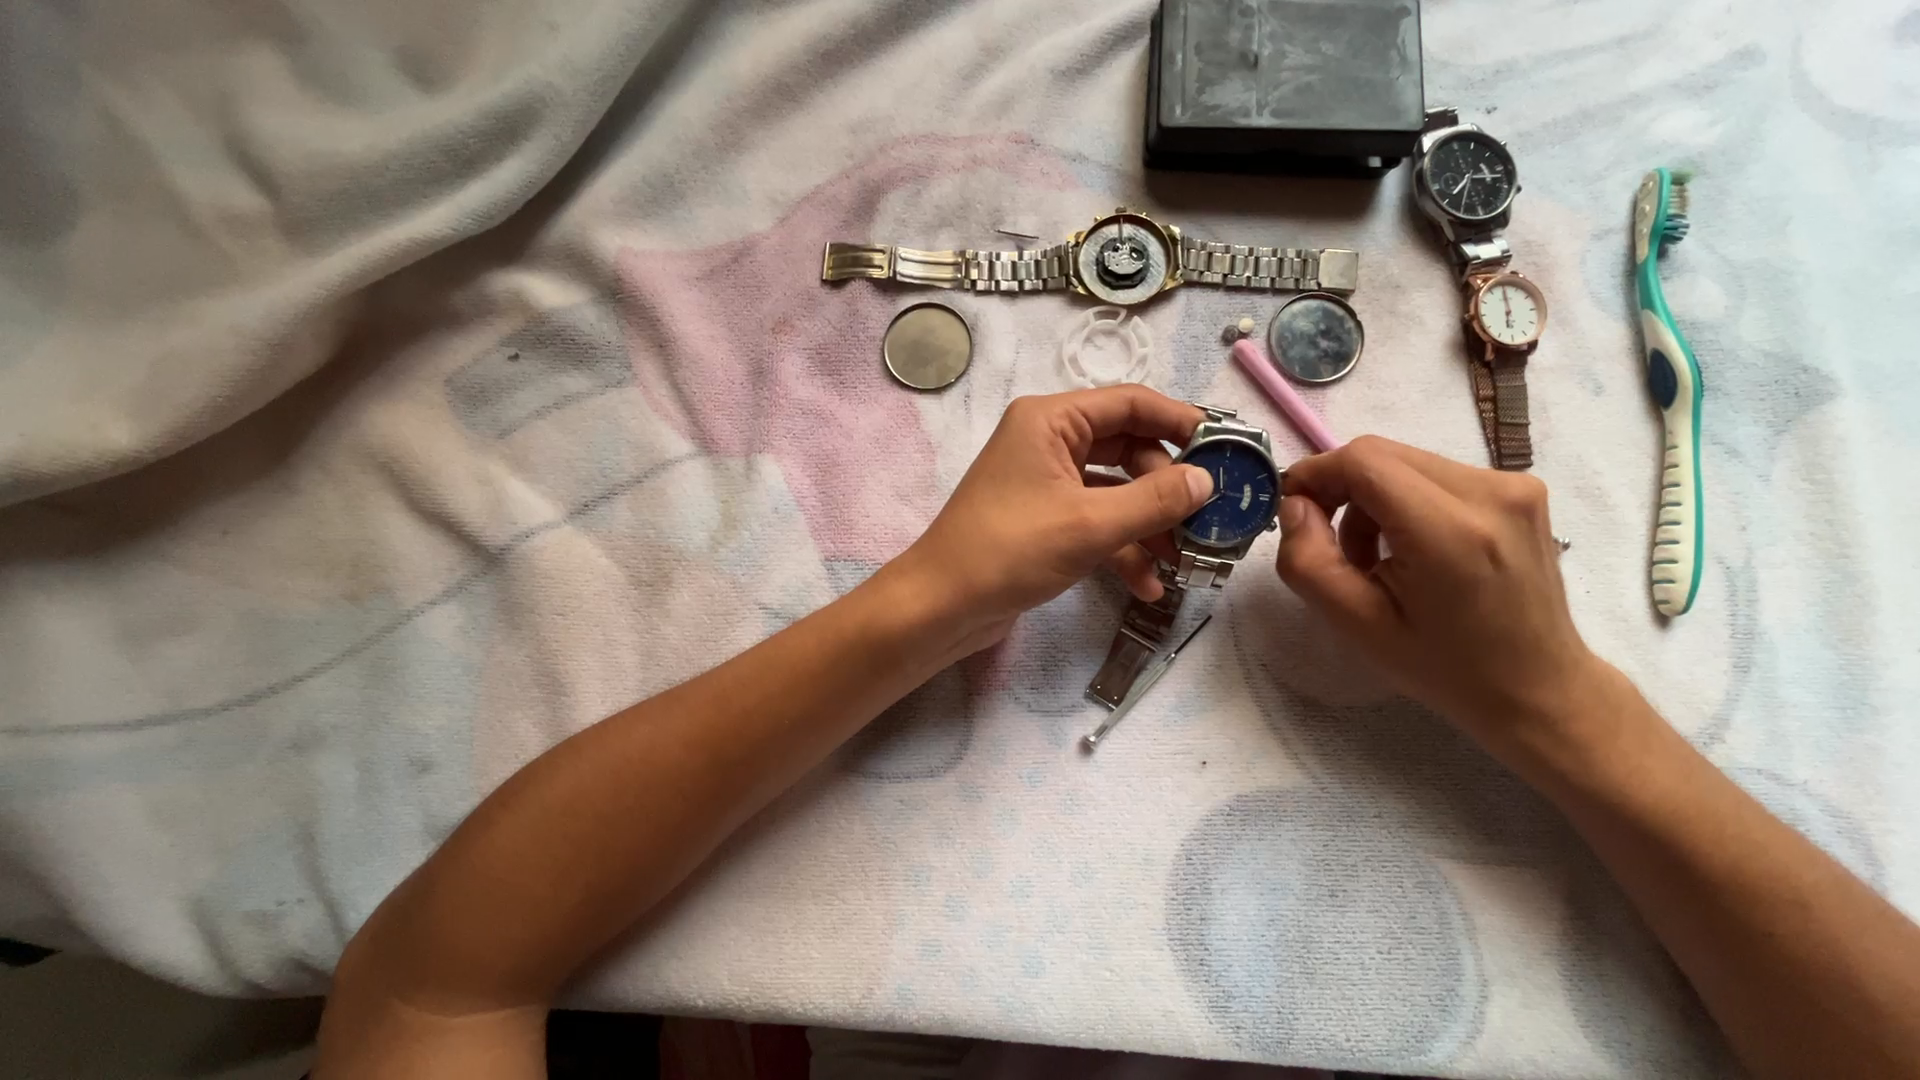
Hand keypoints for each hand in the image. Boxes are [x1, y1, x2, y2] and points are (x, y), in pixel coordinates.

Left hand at [892, 386, 1212, 650]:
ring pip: (1115, 490)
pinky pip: (1096, 522)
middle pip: (1128, 449)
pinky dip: (1122, 548)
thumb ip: (1156, 499)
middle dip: (1168, 487)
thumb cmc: (1010, 551)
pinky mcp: (1044, 521)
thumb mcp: (1091, 525)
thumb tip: (1209, 480)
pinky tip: (1148, 585)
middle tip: (1205, 517)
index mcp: (1051, 420)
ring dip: (1150, 524)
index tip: (1227, 449)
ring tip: (1184, 560)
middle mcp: (1048, 442)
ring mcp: (1045, 482)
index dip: (1181, 422)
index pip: (1130, 403)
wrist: (941, 607)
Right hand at [1273, 436, 1602, 752]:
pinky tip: (1408, 548)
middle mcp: (1490, 493)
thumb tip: (1294, 505)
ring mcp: (1514, 486)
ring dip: (1371, 498)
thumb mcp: (1354, 624)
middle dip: (1339, 487)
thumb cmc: (1442, 666)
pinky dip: (1404, 500)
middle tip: (1324, 538)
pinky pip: (1435, 473)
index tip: (1292, 509)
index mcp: (1449, 531)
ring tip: (1371, 556)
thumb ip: (1308, 560)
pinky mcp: (1521, 489)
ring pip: (1406, 462)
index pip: (1363, 460)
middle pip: (1382, 454)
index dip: (1315, 473)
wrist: (1536, 686)